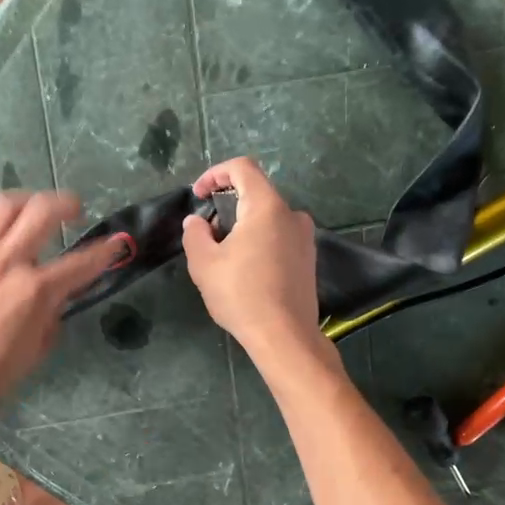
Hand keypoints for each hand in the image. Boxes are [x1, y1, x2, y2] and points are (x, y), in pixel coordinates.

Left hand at [0, 190, 116, 423]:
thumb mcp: (36, 347)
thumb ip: (52, 313)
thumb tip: (57, 294)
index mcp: (35, 290)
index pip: (81, 262)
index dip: (105, 251)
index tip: (116, 243)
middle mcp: (8, 262)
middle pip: (43, 210)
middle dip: (67, 203)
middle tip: (75, 211)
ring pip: (5, 205)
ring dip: (27, 202)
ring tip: (33, 212)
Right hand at [182, 158, 319, 356]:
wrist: (284, 335)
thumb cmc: (241, 295)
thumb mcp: (204, 263)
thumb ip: (195, 234)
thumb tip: (196, 222)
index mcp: (266, 207)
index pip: (242, 168)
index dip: (215, 173)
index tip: (199, 196)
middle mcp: (291, 214)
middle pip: (255, 193)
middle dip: (226, 205)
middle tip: (206, 234)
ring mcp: (304, 237)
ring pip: (267, 217)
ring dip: (242, 226)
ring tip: (223, 256)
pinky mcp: (308, 258)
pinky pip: (278, 236)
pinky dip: (258, 241)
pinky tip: (245, 270)